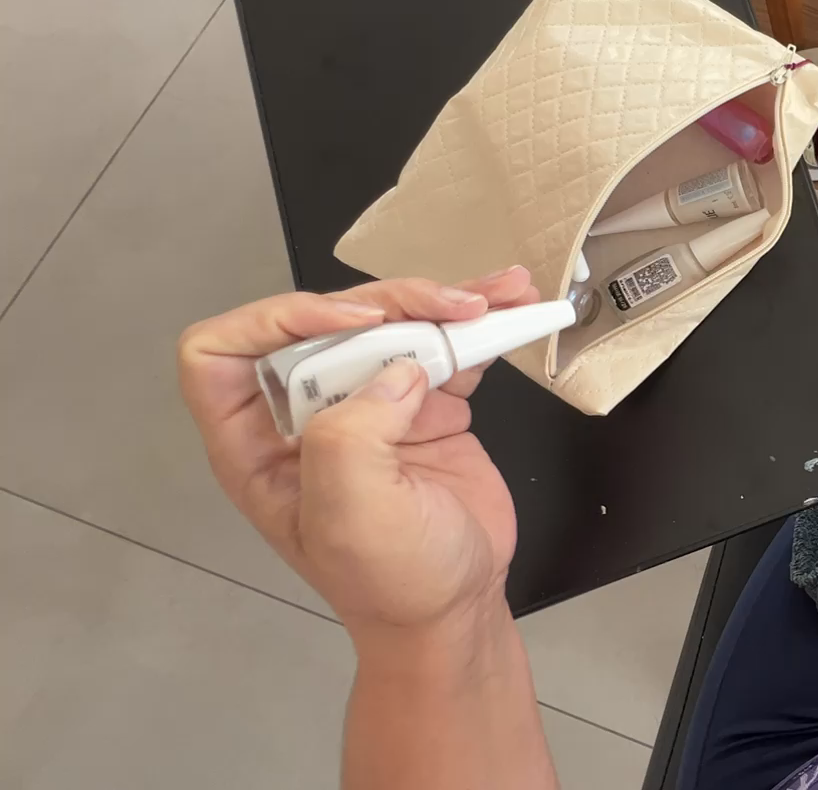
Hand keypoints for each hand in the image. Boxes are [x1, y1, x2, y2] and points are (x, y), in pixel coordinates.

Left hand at [178, 269, 537, 637]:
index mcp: (263, 440)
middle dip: (401, 303)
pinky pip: (456, 351)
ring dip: (455, 301)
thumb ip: (353, 439)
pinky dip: (488, 325)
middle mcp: (316, 413)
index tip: (364, 323)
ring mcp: (380, 406)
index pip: (226, 353)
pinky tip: (516, 308)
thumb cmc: (392, 577)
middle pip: (338, 325)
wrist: (458, 602)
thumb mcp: (352, 518)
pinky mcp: (435, 407)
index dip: (282, 319)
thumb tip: (399, 370)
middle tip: (462, 306)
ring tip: (506, 290)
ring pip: (404, 327)